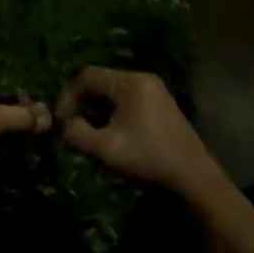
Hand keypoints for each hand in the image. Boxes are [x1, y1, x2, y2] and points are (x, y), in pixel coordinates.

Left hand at [0, 66, 50, 173]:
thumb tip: (49, 118)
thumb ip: (23, 116)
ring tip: (25, 147)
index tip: (45, 127)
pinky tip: (7, 149)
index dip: (32, 105)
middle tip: (36, 140)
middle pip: (6, 100)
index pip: (16, 85)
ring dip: (10, 131)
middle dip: (22, 119)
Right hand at [55, 67, 224, 197]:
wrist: (193, 176)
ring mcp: (154, 90)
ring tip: (88, 132)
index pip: (87, 76)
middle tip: (71, 125)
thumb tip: (67, 125)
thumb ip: (77, 134)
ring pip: (113, 91)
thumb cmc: (148, 158)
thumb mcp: (105, 149)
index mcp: (130, 83)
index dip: (68, 96)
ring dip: (96, 109)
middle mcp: (143, 79)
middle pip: (100, 81)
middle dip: (81, 102)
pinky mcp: (160, 104)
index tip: (61, 120)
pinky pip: (127, 99)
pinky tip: (109, 133)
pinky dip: (112, 112)